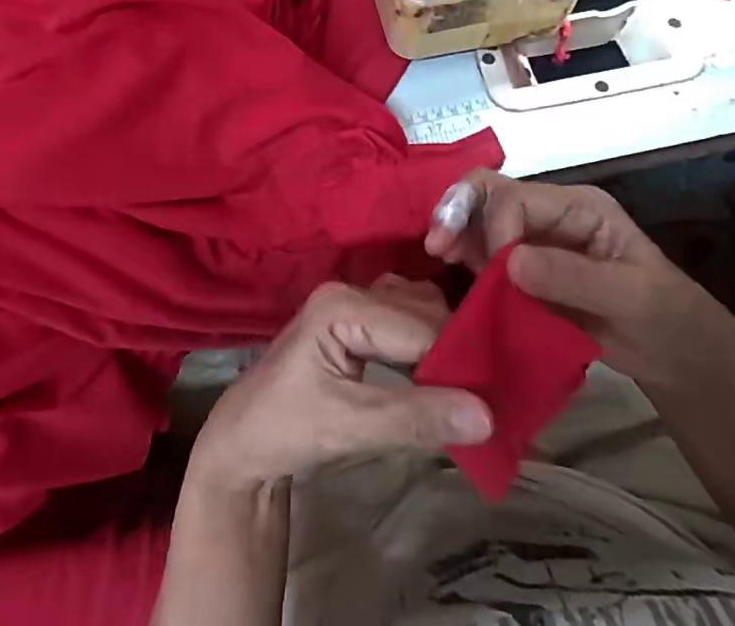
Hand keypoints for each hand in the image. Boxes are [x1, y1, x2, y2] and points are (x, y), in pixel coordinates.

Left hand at [187, 279, 493, 493]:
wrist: (240, 443)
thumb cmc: (284, 430)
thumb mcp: (348, 427)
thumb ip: (415, 418)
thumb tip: (487, 416)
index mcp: (343, 305)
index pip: (420, 326)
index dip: (457, 359)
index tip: (495, 395)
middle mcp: (352, 290)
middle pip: (424, 312)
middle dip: (454, 351)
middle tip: (486, 393)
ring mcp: (355, 302)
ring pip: (421, 312)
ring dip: (444, 346)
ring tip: (467, 386)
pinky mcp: (359, 320)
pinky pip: (408, 320)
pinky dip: (428, 345)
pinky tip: (439, 375)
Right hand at [424, 170, 734, 386]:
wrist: (675, 355)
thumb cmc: (667, 317)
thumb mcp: (632, 296)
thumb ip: (574, 277)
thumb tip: (510, 262)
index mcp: (579, 208)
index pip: (518, 198)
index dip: (497, 228)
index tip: (496, 273)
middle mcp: (550, 216)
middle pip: (491, 194)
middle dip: (458, 211)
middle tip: (435, 246)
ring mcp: (535, 242)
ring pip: (480, 222)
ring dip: (455, 233)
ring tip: (436, 257)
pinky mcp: (525, 272)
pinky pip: (484, 256)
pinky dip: (464, 258)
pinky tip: (451, 273)